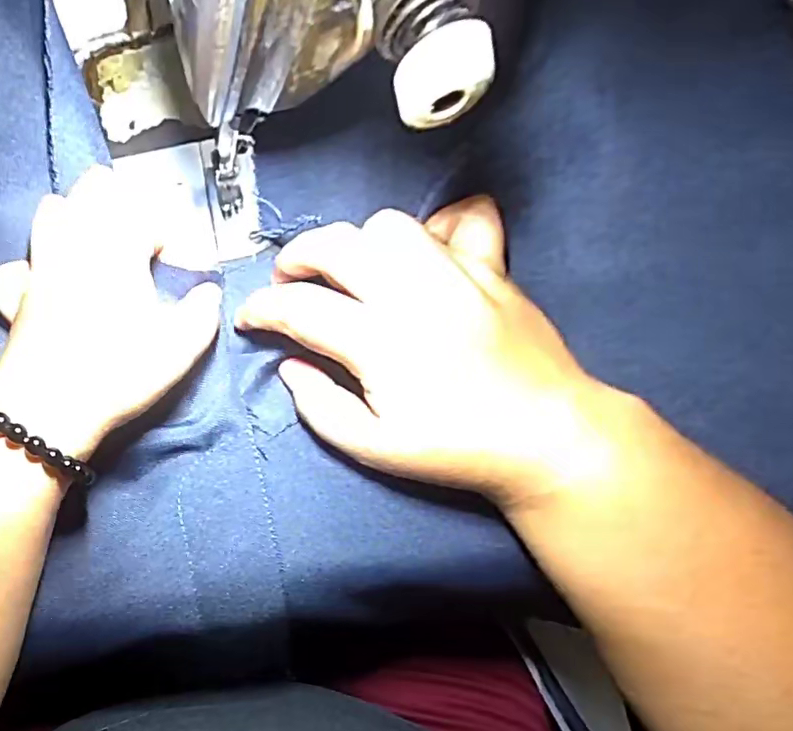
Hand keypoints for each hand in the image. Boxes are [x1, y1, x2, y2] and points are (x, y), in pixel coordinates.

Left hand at [0, 166, 222, 459]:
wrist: (49, 408)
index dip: (177, 233)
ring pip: (53, 209)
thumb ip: (203, 311)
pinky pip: (19, 262)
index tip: (188, 267)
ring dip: (81, 216)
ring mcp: (40, 263)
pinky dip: (35, 263)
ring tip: (102, 247)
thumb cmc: (118, 373)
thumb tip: (208, 294)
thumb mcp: (180, 347)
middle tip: (149, 239)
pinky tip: (48, 281)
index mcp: (118, 243)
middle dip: (129, 202)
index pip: (153, 209)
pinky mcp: (17, 294)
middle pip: (98, 187)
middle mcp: (75, 240)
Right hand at [234, 197, 635, 509]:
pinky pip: (457, 220)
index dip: (261, 309)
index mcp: (378, 339)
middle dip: (296, 258)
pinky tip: (417, 258)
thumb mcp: (373, 446)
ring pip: (389, 224)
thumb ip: (321, 407)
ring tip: (346, 272)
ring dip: (354, 242)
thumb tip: (290, 368)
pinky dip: (426, 231)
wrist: (544, 434)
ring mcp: (455, 272)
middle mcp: (412, 291)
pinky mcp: (490, 268)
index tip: (248, 319)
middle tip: (286, 284)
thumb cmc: (453, 448)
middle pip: (337, 245)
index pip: (300, 306)